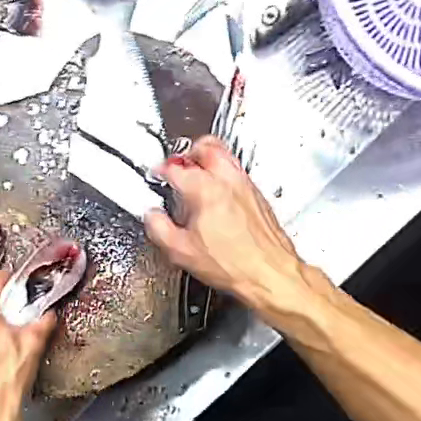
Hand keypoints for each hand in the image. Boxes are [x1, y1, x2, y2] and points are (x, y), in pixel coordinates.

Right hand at [146, 136, 315, 313]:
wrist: (268, 273)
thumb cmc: (233, 264)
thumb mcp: (180, 250)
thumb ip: (158, 227)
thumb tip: (152, 215)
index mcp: (204, 190)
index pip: (175, 168)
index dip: (159, 170)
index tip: (156, 175)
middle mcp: (227, 181)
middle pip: (205, 147)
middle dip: (187, 152)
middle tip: (177, 163)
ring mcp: (245, 185)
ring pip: (225, 155)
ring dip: (207, 158)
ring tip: (195, 172)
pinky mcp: (257, 195)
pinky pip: (237, 172)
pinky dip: (222, 174)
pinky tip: (216, 193)